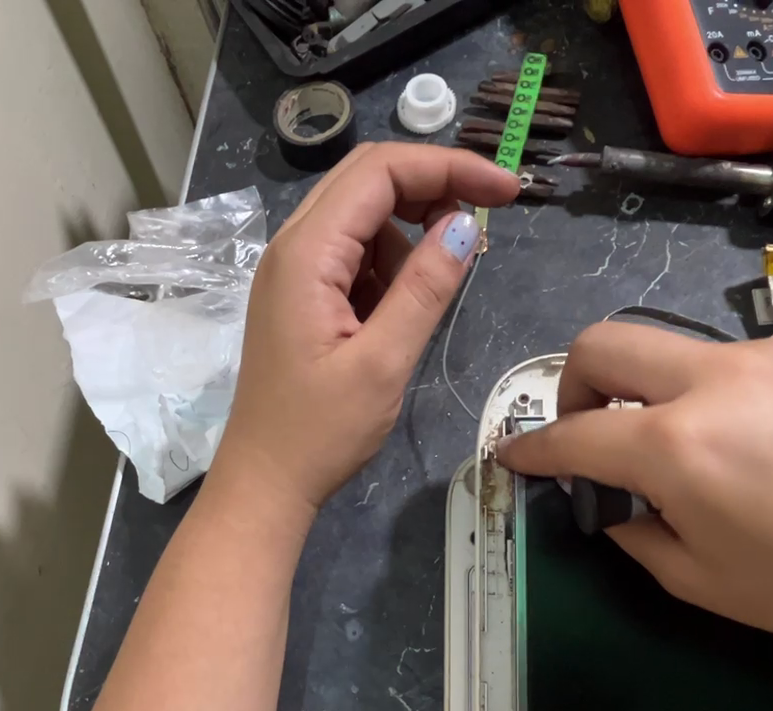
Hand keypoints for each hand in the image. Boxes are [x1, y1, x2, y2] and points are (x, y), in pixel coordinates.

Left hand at [206, 143, 519, 518]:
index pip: (380, 172)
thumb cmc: (320, 433)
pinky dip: (386, 268)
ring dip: (408, 237)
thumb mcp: (383, 363)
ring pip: (361, 219)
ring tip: (432, 293)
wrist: (266, 481)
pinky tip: (399, 312)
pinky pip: (350, 258)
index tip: (506, 193)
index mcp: (306, 254)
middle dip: (432, 190)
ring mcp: (291, 273)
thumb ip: (424, 289)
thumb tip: (464, 226)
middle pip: (367, 182)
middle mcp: (292, 248)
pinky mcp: (299, 299)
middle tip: (483, 227)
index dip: (449, 168)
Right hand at [497, 322, 772, 662]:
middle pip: (605, 341)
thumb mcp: (704, 582)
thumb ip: (637, 534)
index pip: (572, 435)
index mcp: (678, 447)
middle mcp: (720, 380)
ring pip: (684, 354)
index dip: (530, 448)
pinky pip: (755, 364)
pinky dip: (735, 399)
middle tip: (592, 432)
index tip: (513, 455)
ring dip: (665, 397)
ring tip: (712, 457)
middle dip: (573, 384)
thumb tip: (619, 506)